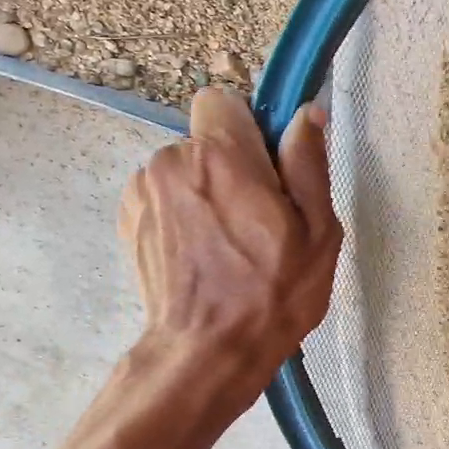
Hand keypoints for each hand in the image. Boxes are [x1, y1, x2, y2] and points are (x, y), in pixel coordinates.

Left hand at [118, 87, 340, 410]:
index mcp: (222, 158)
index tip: (275, 171)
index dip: (252, 129)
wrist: (209, 347)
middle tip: (268, 224)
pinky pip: (169, 199)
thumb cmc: (276, 292)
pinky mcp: (130, 219)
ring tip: (238, 247)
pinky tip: (211, 257)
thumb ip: (308, 165)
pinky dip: (191, 218)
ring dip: (213, 196)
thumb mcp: (318, 230)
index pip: (223, 101)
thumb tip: (308, 114)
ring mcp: (142, 190)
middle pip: (209, 142)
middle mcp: (170, 161)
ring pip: (189, 172)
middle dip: (239, 170)